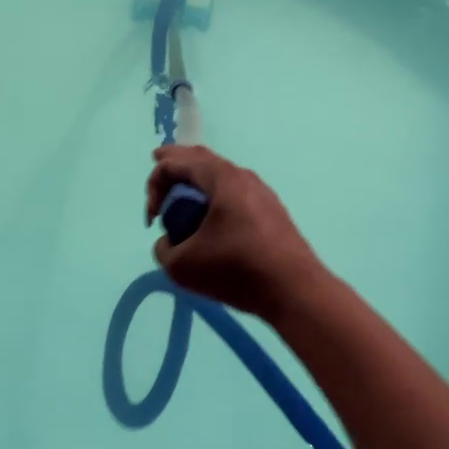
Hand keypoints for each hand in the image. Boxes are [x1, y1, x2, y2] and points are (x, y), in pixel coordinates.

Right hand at [145, 145, 330, 320]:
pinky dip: (215, 196)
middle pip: (201, 159)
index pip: (176, 162)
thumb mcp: (183, 266)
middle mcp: (242, 175)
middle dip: (177, 163)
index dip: (154, 184)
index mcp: (221, 178)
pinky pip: (234, 193)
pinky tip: (212, 217)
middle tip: (159, 161)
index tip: (153, 220)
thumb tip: (171, 241)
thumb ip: (164, 248)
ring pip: (220, 175)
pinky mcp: (271, 210)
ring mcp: (260, 191)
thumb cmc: (236, 269)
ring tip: (183, 195)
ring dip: (198, 183)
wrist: (294, 289)